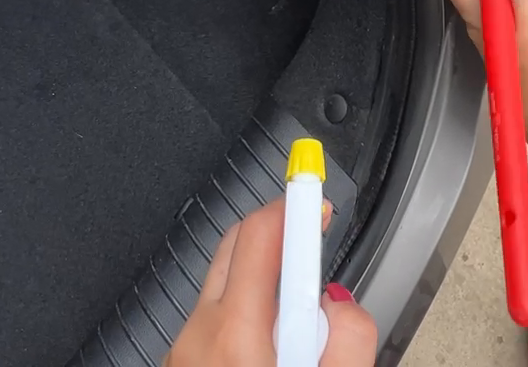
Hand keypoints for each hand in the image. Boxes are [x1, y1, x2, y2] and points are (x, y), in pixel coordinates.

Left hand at [162, 198, 376, 366]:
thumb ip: (349, 336)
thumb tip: (339, 300)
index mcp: (233, 337)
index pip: (262, 233)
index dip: (295, 204)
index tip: (311, 179)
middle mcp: (197, 336)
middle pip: (240, 243)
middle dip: (281, 237)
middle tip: (316, 266)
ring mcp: (181, 351)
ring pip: (228, 282)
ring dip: (265, 284)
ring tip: (298, 338)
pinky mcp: (178, 365)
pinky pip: (215, 317)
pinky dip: (246, 315)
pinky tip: (270, 354)